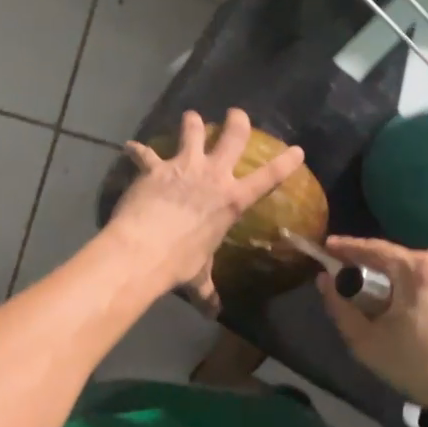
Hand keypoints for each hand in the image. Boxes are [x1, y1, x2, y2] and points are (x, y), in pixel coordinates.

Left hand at [108, 108, 303, 316]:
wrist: (143, 249)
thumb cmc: (179, 263)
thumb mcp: (198, 277)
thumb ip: (207, 291)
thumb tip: (214, 312)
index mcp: (232, 201)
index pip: (269, 177)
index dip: (286, 162)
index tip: (297, 149)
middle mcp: (213, 176)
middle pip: (233, 136)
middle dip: (238, 122)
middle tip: (237, 114)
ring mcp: (183, 167)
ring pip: (192, 131)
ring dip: (192, 123)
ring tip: (192, 117)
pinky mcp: (154, 167)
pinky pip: (145, 153)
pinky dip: (137, 151)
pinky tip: (130, 148)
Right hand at [316, 237, 427, 406]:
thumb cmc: (415, 363)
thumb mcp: (366, 341)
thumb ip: (340, 306)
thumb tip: (324, 280)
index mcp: (416, 268)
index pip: (373, 249)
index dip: (346, 248)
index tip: (326, 247)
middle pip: (395, 257)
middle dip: (371, 267)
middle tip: (351, 280)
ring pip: (415, 266)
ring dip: (396, 276)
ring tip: (379, 296)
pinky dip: (416, 284)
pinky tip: (407, 302)